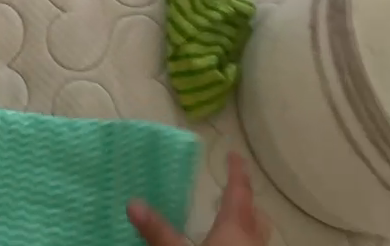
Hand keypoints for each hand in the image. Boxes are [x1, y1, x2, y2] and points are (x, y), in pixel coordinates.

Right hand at [127, 152, 272, 245]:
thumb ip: (158, 231)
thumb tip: (132, 203)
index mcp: (235, 228)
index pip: (239, 191)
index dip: (237, 171)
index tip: (234, 153)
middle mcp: (252, 243)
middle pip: (256, 217)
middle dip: (246, 202)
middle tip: (233, 189)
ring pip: (258, 238)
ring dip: (247, 226)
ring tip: (231, 222)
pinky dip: (243, 244)